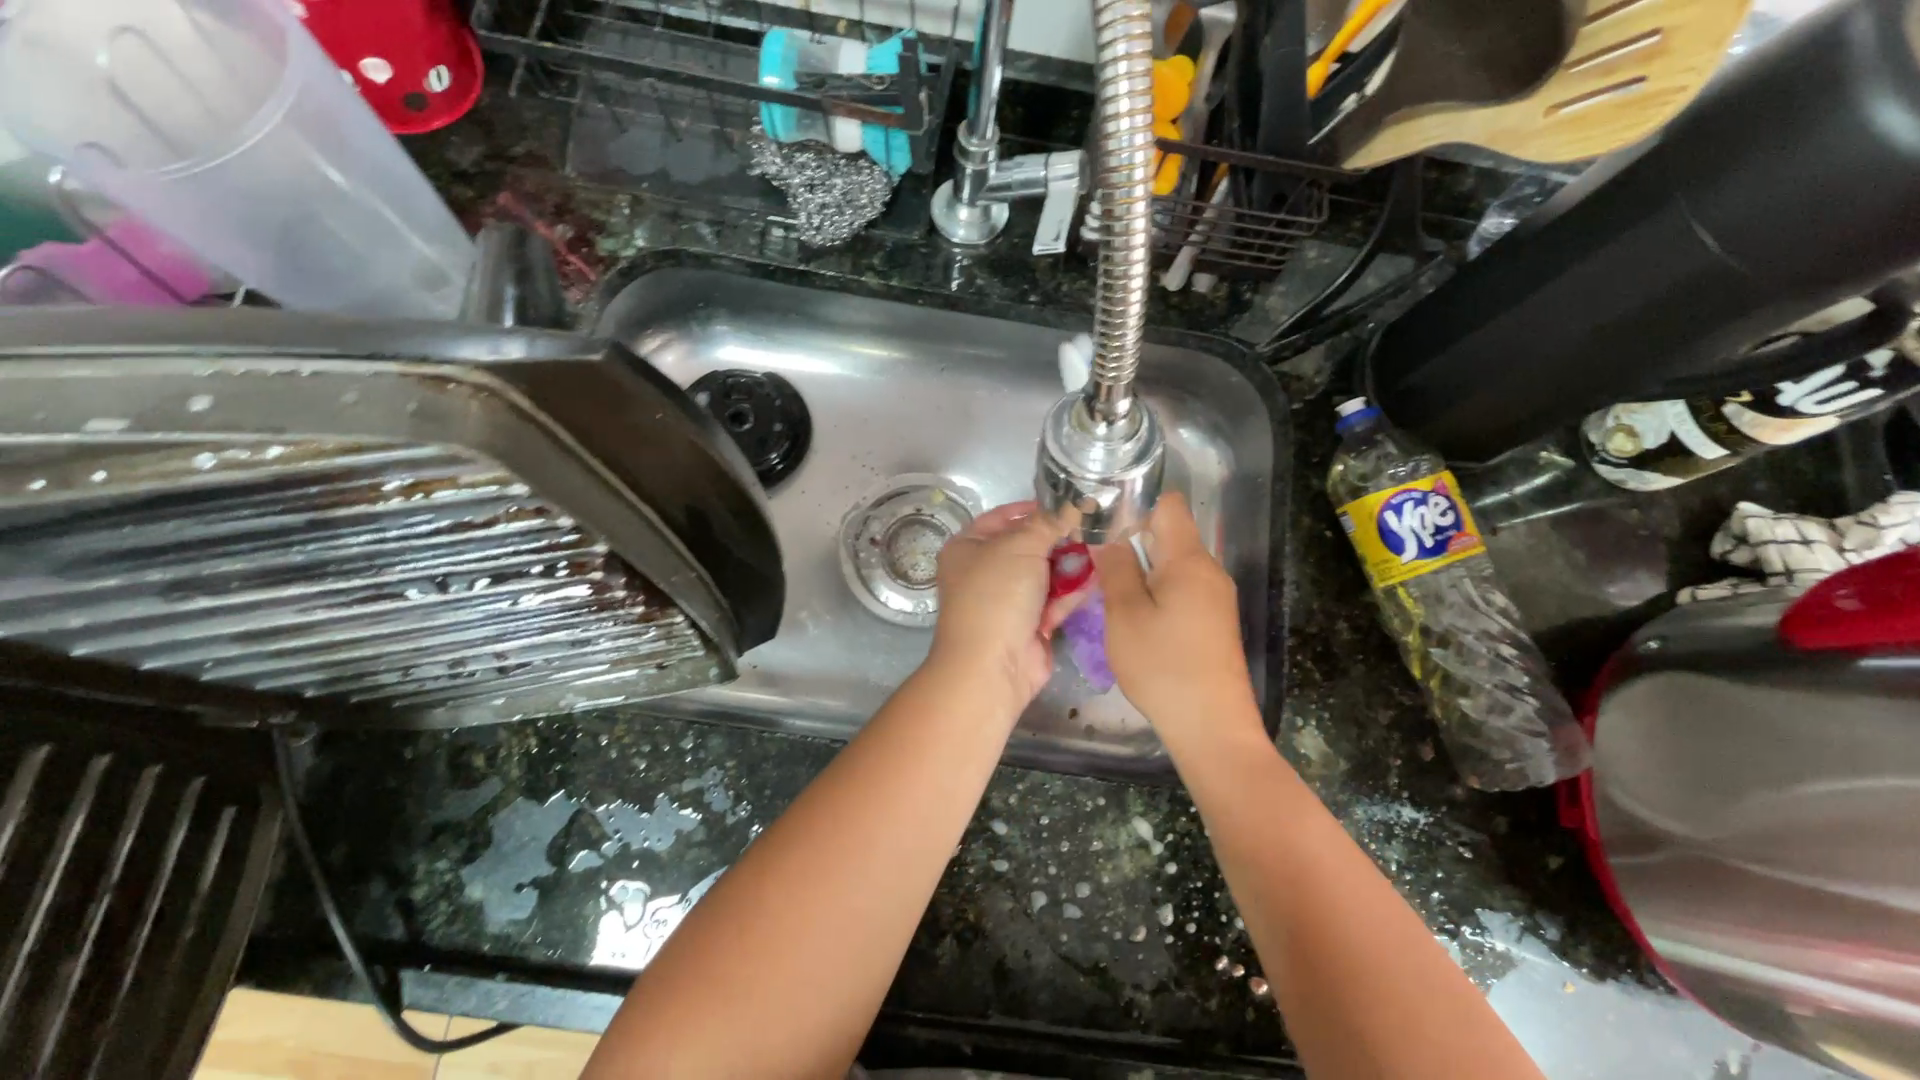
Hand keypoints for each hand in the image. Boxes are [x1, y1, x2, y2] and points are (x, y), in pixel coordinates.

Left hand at [930, 501, 1083, 714]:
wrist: (993, 665)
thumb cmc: (997, 595)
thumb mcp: (1020, 546)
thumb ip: (1047, 523)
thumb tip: (1068, 504)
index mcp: (967, 547)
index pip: (1002, 517)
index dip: (1033, 509)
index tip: (1067, 503)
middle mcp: (984, 572)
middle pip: (1028, 545)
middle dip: (1059, 538)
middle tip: (1093, 525)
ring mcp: (1008, 600)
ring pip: (1045, 573)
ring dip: (1071, 563)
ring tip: (1103, 546)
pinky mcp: (1030, 624)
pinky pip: (1055, 599)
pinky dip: (1074, 589)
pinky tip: (1100, 574)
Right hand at [1091, 493, 1262, 748]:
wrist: (1211, 726)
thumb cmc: (1163, 666)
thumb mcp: (1125, 615)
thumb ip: (1116, 570)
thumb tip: (1109, 539)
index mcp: (1190, 560)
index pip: (1168, 505)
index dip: (1135, 504)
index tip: (1102, 524)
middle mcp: (1210, 571)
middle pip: (1170, 536)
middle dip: (1133, 541)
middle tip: (1095, 560)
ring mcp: (1216, 598)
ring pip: (1175, 566)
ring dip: (1143, 571)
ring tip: (1110, 591)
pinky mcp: (1215, 623)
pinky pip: (1183, 591)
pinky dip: (1158, 594)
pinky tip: (1137, 619)